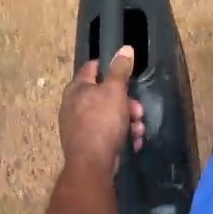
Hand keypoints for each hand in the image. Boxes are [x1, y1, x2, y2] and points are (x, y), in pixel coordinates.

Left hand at [59, 46, 145, 172]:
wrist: (91, 165)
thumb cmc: (102, 121)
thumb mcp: (115, 90)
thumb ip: (120, 69)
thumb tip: (125, 48)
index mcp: (77, 88)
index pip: (93, 67)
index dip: (111, 67)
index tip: (127, 73)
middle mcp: (74, 105)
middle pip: (105, 94)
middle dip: (127, 101)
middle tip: (138, 110)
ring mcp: (78, 126)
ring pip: (109, 115)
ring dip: (128, 120)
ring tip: (139, 129)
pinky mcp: (86, 144)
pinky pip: (106, 132)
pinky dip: (121, 134)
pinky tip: (133, 141)